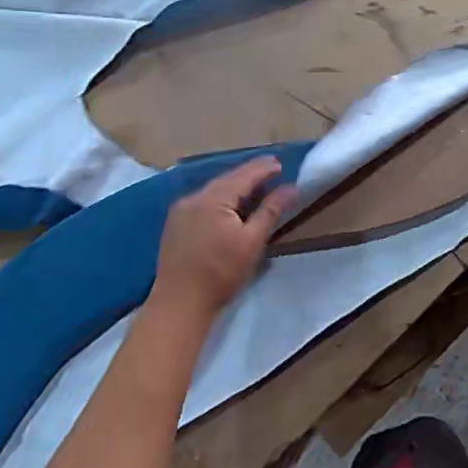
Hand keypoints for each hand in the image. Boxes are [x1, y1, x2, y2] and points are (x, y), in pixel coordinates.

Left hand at [151, 157, 295, 315]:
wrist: (180, 303)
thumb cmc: (221, 273)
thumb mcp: (252, 242)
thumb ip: (271, 211)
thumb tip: (291, 188)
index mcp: (213, 198)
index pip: (243, 174)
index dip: (263, 168)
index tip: (281, 164)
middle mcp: (193, 197)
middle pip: (227, 179)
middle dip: (250, 176)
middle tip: (272, 174)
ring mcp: (181, 210)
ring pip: (214, 190)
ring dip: (235, 188)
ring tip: (256, 190)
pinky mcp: (176, 223)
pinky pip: (203, 201)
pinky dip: (221, 199)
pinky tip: (231, 208)